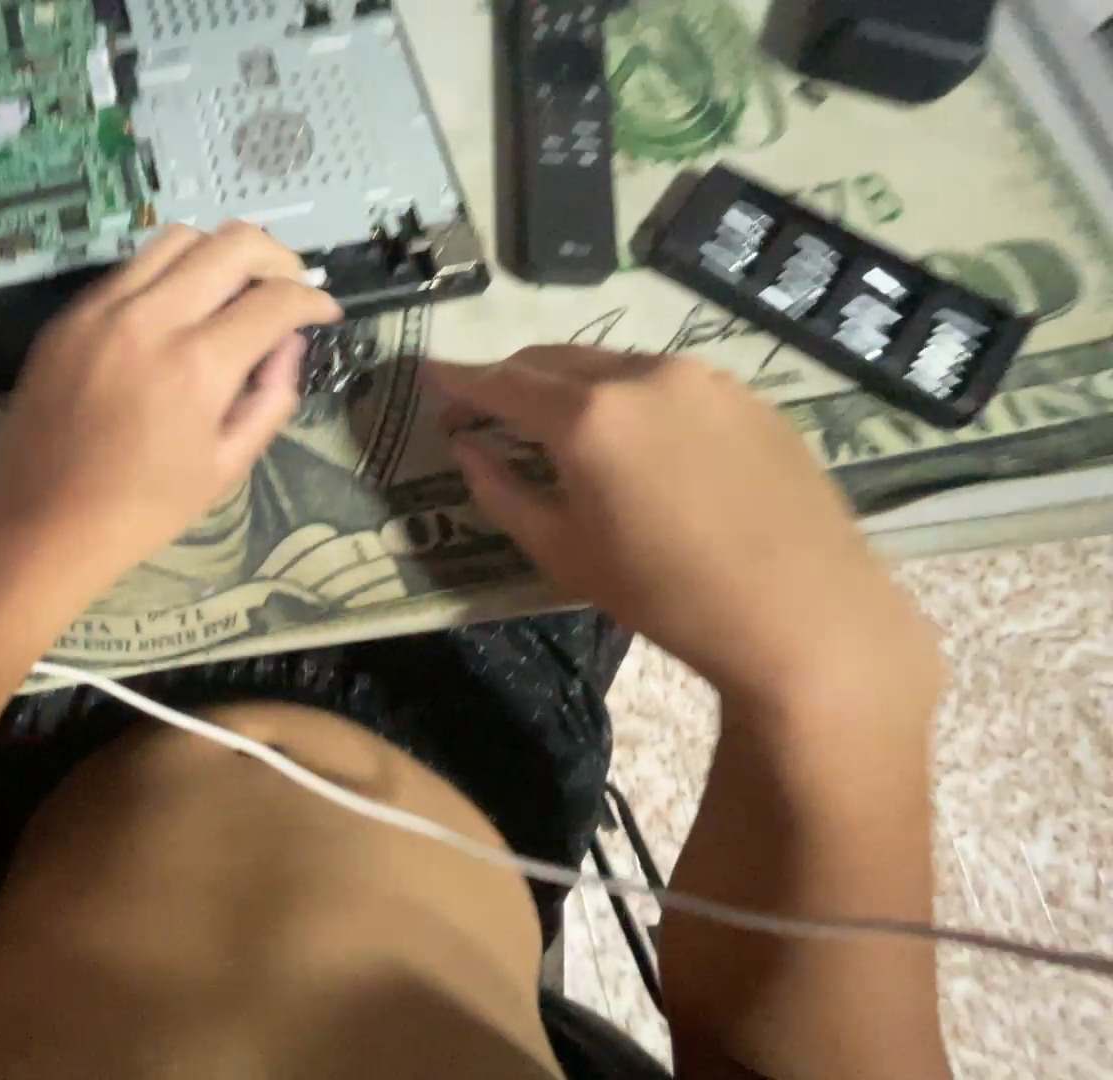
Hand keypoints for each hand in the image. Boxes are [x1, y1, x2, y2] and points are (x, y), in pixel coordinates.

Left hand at [0, 222, 341, 587]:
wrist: (43, 522)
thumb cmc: (141, 510)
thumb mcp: (225, 467)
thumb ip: (270, 398)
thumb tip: (287, 344)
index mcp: (197, 367)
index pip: (275, 300)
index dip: (314, 300)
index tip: (324, 311)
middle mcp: (150, 320)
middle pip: (233, 244)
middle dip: (279, 258)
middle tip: (289, 287)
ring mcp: (101, 310)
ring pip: (178, 238)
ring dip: (221, 253)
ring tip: (233, 288)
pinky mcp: (68, 317)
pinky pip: (130, 268)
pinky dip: (168, 274)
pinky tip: (176, 309)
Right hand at [430, 347, 939, 712]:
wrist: (802, 614)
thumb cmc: (659, 591)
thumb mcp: (557, 549)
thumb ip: (498, 489)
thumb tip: (465, 448)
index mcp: (588, 418)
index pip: (501, 382)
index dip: (457, 379)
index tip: (426, 376)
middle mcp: (641, 376)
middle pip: (549, 358)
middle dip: (504, 378)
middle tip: (475, 411)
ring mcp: (700, 378)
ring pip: (604, 363)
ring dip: (559, 383)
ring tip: (542, 422)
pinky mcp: (743, 394)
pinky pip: (655, 378)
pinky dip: (615, 393)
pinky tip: (617, 434)